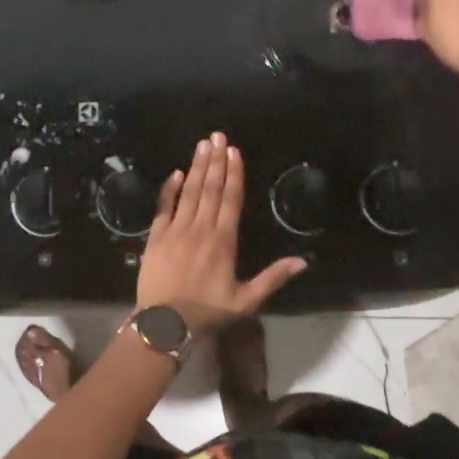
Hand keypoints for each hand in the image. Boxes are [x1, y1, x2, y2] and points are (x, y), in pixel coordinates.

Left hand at [136, 132, 305, 333]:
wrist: (164, 323)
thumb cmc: (208, 312)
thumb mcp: (246, 300)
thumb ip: (273, 278)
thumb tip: (303, 262)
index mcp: (223, 241)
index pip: (231, 199)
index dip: (234, 173)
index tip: (234, 151)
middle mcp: (201, 228)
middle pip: (211, 188)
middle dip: (216, 161)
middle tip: (218, 135)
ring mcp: (176, 230)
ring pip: (189, 192)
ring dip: (197, 167)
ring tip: (202, 145)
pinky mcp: (156, 236)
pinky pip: (163, 206)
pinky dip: (170, 189)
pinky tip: (176, 172)